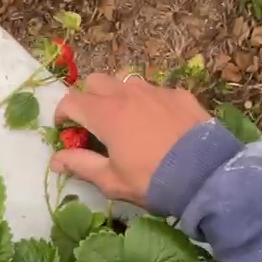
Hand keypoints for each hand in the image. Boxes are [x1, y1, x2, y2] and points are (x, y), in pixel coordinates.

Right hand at [51, 74, 210, 208]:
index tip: (65, 130)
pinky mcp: (179, 94)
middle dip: (88, 98)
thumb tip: (55, 160)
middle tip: (93, 123)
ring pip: (126, 81)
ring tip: (125, 119)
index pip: (71, 100)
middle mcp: (127, 94)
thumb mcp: (112, 180)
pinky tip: (157, 123)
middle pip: (96, 81)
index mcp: (105, 114)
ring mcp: (155, 90)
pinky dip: (147, 102)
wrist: (206, 175)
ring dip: (117, 95)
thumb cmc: (152, 180)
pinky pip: (155, 90)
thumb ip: (81, 165)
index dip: (62, 114)